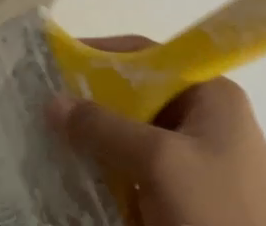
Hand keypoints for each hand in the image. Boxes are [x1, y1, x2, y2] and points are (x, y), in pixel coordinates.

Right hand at [48, 37, 265, 225]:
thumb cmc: (218, 212)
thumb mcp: (158, 162)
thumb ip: (104, 127)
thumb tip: (52, 102)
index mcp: (211, 95)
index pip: (145, 56)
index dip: (98, 56)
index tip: (54, 66)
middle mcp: (207, 120)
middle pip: (137, 99)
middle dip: (92, 106)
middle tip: (48, 112)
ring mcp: (201, 164)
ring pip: (136, 140)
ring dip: (99, 145)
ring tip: (55, 145)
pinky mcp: (192, 200)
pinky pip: (143, 175)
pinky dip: (113, 176)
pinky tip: (82, 180)